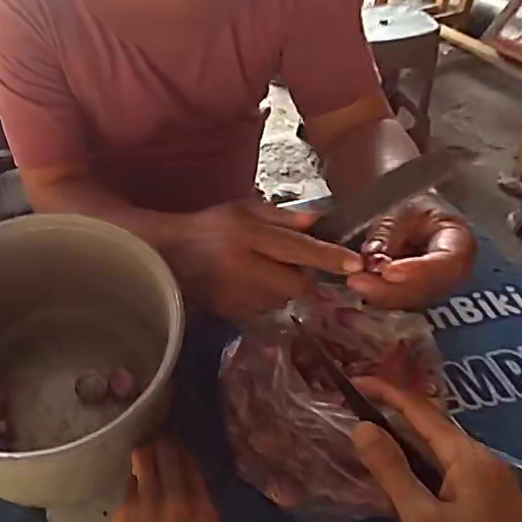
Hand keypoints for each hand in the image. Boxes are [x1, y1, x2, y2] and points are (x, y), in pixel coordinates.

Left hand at [32, 443, 220, 521]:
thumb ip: (195, 514)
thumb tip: (183, 491)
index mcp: (206, 511)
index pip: (192, 460)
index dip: (181, 452)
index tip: (176, 450)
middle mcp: (179, 498)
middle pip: (167, 448)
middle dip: (161, 446)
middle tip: (157, 452)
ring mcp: (148, 502)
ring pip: (143, 456)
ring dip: (143, 458)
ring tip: (142, 467)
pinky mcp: (123, 510)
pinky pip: (128, 484)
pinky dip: (131, 486)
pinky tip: (132, 498)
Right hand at [157, 199, 361, 320]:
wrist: (167, 253)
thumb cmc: (208, 227)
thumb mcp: (242, 210)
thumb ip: (281, 216)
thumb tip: (318, 223)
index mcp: (246, 235)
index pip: (296, 248)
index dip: (327, 257)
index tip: (354, 264)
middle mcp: (242, 266)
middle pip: (295, 284)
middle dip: (300, 277)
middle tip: (286, 264)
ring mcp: (234, 293)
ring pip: (281, 300)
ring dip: (281, 289)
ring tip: (260, 272)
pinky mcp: (229, 311)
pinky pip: (263, 309)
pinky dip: (264, 299)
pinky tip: (246, 285)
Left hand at [344, 195, 475, 309]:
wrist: (406, 217)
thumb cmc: (409, 209)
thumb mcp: (399, 209)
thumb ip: (388, 233)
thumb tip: (373, 261)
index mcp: (459, 244)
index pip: (447, 263)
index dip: (418, 271)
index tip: (389, 272)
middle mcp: (452, 274)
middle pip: (427, 289)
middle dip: (390, 288)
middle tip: (357, 281)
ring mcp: (434, 289)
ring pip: (409, 301)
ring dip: (379, 296)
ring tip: (353, 282)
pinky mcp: (413, 297)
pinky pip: (396, 304)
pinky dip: (375, 298)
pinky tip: (357, 289)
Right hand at [349, 380, 521, 521]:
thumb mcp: (422, 519)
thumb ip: (390, 469)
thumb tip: (361, 426)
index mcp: (468, 456)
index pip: (418, 408)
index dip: (383, 391)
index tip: (350, 381)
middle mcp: (483, 457)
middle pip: (427, 428)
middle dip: (389, 426)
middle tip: (353, 433)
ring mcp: (493, 477)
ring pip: (436, 453)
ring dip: (405, 459)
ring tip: (378, 481)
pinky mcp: (494, 497)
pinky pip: (448, 471)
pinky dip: (422, 476)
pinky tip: (410, 505)